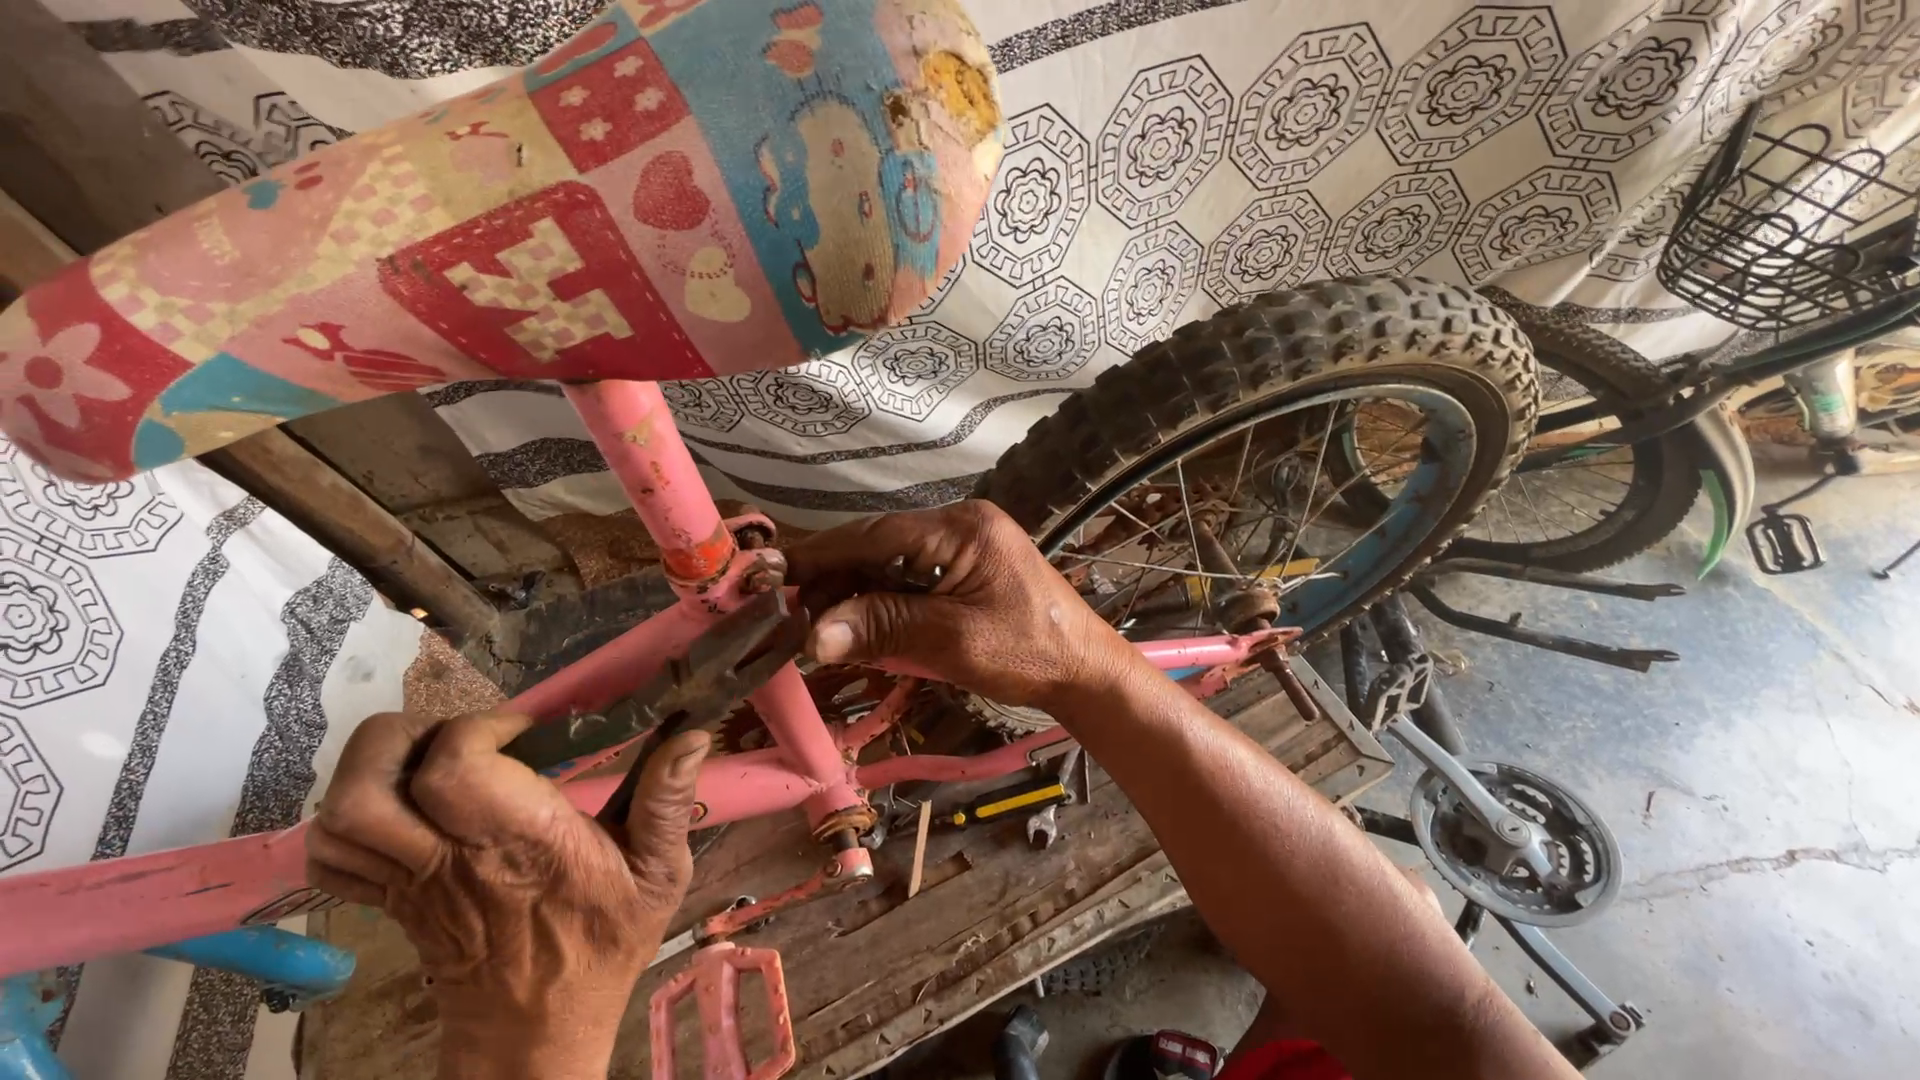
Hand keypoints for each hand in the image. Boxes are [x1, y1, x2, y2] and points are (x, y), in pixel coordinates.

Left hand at [306, 710, 710, 1076]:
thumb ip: (667, 800)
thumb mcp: (658, 872)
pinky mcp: (387, 898)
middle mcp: (451, 858)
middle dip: (413, 735)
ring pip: (340, 816)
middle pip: (373, 785)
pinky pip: (331, 854)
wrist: (538, 1027)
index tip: (525, 731)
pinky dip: (347, 817)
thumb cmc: (604, 941)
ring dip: (371, 768)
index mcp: (522, 843)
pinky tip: (397, 803)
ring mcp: (409, 881)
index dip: (478, 729)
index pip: (455, 769)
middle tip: (466, 736)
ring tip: (426, 757)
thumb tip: (692, 733)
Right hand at [786, 500, 1135, 707]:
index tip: (771, 571)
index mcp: (962, 528)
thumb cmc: (1028, 653)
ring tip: (813, 622)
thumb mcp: (953, 641)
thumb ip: (884, 627)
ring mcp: (963, 544)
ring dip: (852, 591)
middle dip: (832, 577)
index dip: (820, 555)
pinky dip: (878, 598)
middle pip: (877, 545)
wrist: (1085, 670)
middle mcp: (959, 523)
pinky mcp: (964, 566)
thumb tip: (813, 635)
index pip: (874, 535)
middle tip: (785, 609)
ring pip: (888, 561)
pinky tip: (855, 621)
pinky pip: (908, 575)